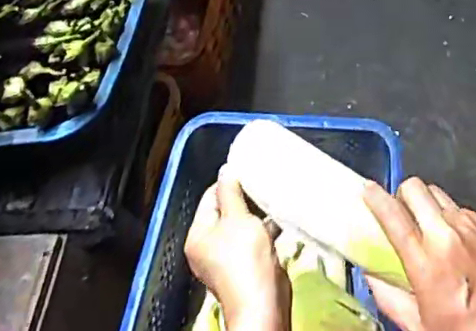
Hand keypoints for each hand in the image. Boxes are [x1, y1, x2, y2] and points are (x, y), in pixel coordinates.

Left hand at [185, 170, 286, 330]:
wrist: (264, 306)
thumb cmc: (245, 259)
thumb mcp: (236, 217)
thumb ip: (230, 191)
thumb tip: (226, 170)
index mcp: (198, 235)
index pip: (210, 197)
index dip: (228, 183)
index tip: (246, 171)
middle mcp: (209, 247)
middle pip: (225, 212)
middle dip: (244, 198)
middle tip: (260, 182)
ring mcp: (228, 259)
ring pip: (241, 226)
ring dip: (256, 214)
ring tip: (271, 196)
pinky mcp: (246, 267)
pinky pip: (252, 241)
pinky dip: (263, 230)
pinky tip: (277, 217)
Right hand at [363, 178, 475, 330]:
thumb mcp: (420, 328)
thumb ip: (389, 298)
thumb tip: (369, 274)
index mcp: (426, 263)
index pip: (393, 215)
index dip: (375, 197)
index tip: (367, 191)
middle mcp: (446, 237)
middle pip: (414, 188)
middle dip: (403, 195)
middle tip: (403, 213)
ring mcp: (469, 227)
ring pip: (435, 192)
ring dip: (427, 204)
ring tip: (429, 225)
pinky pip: (458, 206)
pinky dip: (451, 216)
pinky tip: (456, 239)